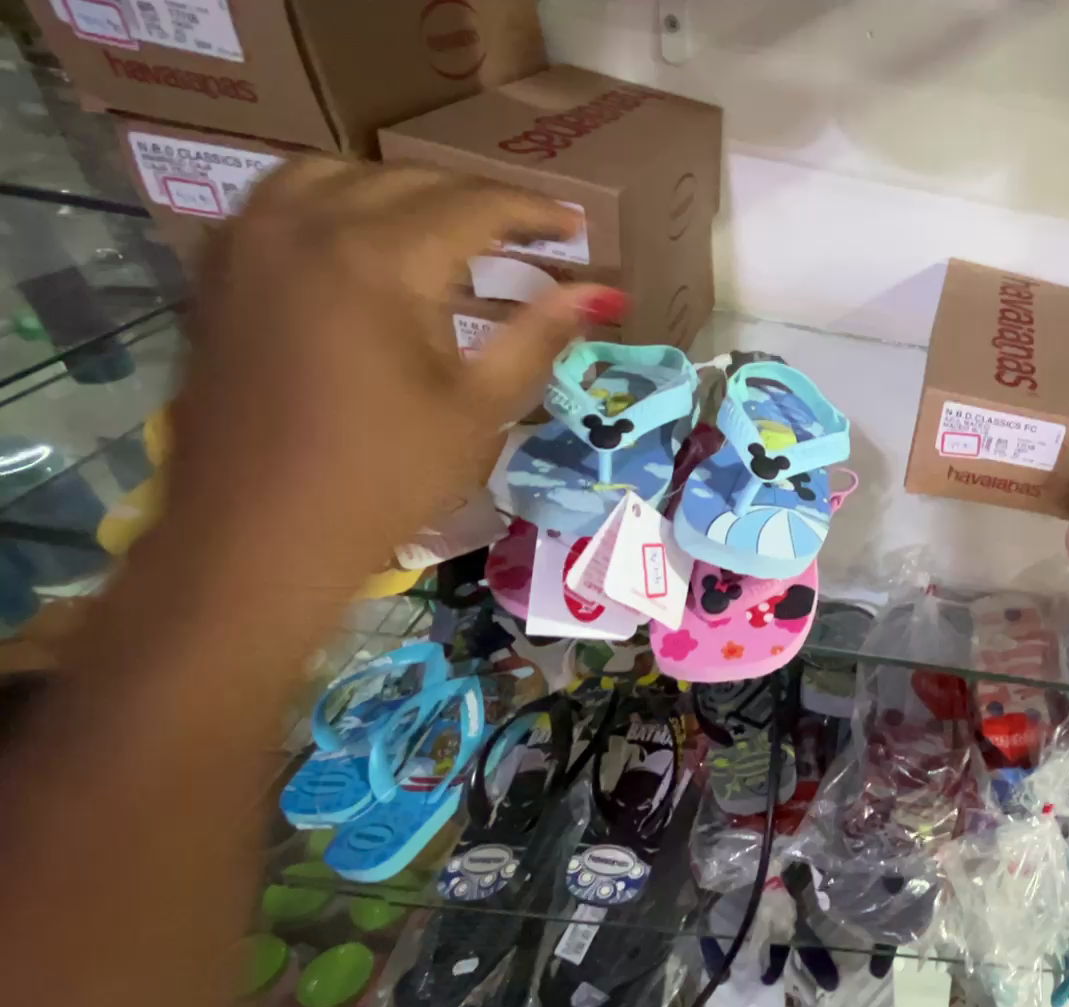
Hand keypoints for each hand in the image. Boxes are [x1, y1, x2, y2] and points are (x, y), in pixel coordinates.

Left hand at [164, 159, 625, 578]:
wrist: (266, 528)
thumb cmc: (391, 473)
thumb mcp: (482, 405)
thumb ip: (540, 334)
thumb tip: (602, 294)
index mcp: (381, 261)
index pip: (473, 206)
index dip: (533, 212)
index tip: (577, 227)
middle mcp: (309, 227)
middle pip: (411, 181)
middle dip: (479, 200)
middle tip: (531, 235)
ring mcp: (252, 241)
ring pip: (340, 173)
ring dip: (408, 191)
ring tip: (453, 229)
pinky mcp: (223, 268)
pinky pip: (285, 198)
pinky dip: (342, 200)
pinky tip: (370, 239)